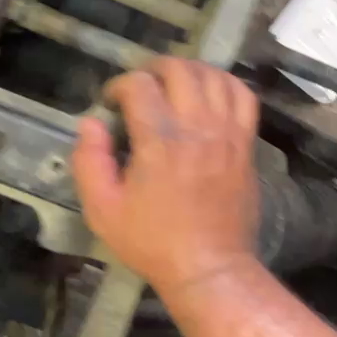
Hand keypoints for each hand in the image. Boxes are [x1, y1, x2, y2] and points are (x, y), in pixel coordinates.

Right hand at [71, 57, 260, 296]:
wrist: (209, 267)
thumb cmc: (153, 241)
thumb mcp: (103, 210)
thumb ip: (90, 162)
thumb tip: (90, 123)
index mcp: (160, 141)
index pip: (140, 85)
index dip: (120, 85)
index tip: (112, 103)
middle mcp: (197, 127)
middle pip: (180, 70)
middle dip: (154, 68)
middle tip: (141, 86)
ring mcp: (227, 133)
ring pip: (213, 76)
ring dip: (190, 70)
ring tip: (174, 84)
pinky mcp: (246, 143)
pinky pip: (244, 96)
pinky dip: (227, 83)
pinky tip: (211, 90)